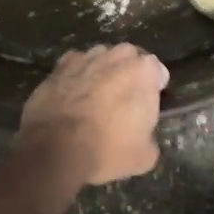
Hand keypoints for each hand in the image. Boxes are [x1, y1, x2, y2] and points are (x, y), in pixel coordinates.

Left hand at [17, 44, 170, 185]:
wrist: (55, 146)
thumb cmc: (106, 148)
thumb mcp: (143, 157)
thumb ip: (151, 139)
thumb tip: (145, 137)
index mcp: (144, 71)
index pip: (158, 70)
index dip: (155, 87)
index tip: (149, 103)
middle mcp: (118, 55)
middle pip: (130, 57)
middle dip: (129, 73)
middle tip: (124, 98)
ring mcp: (88, 57)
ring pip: (102, 57)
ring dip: (103, 71)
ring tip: (96, 96)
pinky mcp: (61, 65)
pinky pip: (76, 64)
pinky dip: (77, 75)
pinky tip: (73, 94)